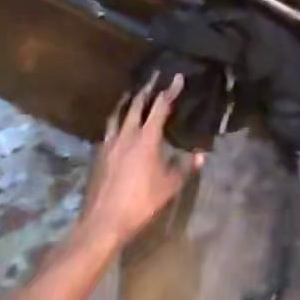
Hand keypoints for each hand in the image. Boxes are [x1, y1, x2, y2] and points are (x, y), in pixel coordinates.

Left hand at [79, 74, 204, 246]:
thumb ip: (185, 168)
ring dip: (127, 101)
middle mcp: (127, 135)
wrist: (102, 222)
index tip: (177, 77)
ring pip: (118, 115)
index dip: (170, 90)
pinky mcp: (98, 156)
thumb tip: (201, 155)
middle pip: (136, 104)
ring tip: (132, 94)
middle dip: (147, 89)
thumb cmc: (140, 202)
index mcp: (147, 138)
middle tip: (154, 77)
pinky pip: (108, 130)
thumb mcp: (169, 186)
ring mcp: (109, 144)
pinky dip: (116, 121)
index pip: (160, 106)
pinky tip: (117, 126)